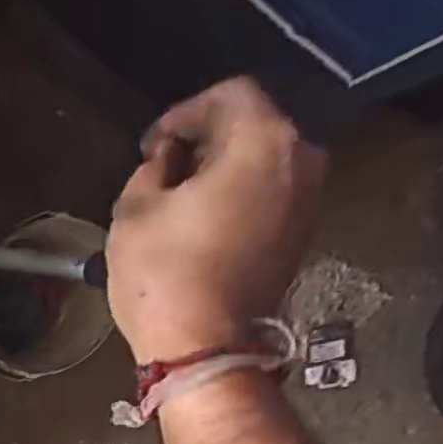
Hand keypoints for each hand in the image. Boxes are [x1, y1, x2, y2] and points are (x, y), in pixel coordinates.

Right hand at [106, 77, 326, 363]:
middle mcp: (301, 162)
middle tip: (163, 168)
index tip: (151, 144)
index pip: (228, 96)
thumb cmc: (163, 276)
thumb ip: (151, 169)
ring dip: (222, 171)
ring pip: (263, 163)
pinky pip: (270, 196)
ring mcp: (308, 202)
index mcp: (262, 143)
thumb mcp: (133, 212)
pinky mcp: (301, 237)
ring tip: (180, 198)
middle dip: (205, 141)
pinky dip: (239, 197)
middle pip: (253, 127)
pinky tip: (203, 223)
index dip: (183, 112)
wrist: (203, 348)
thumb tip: (169, 161)